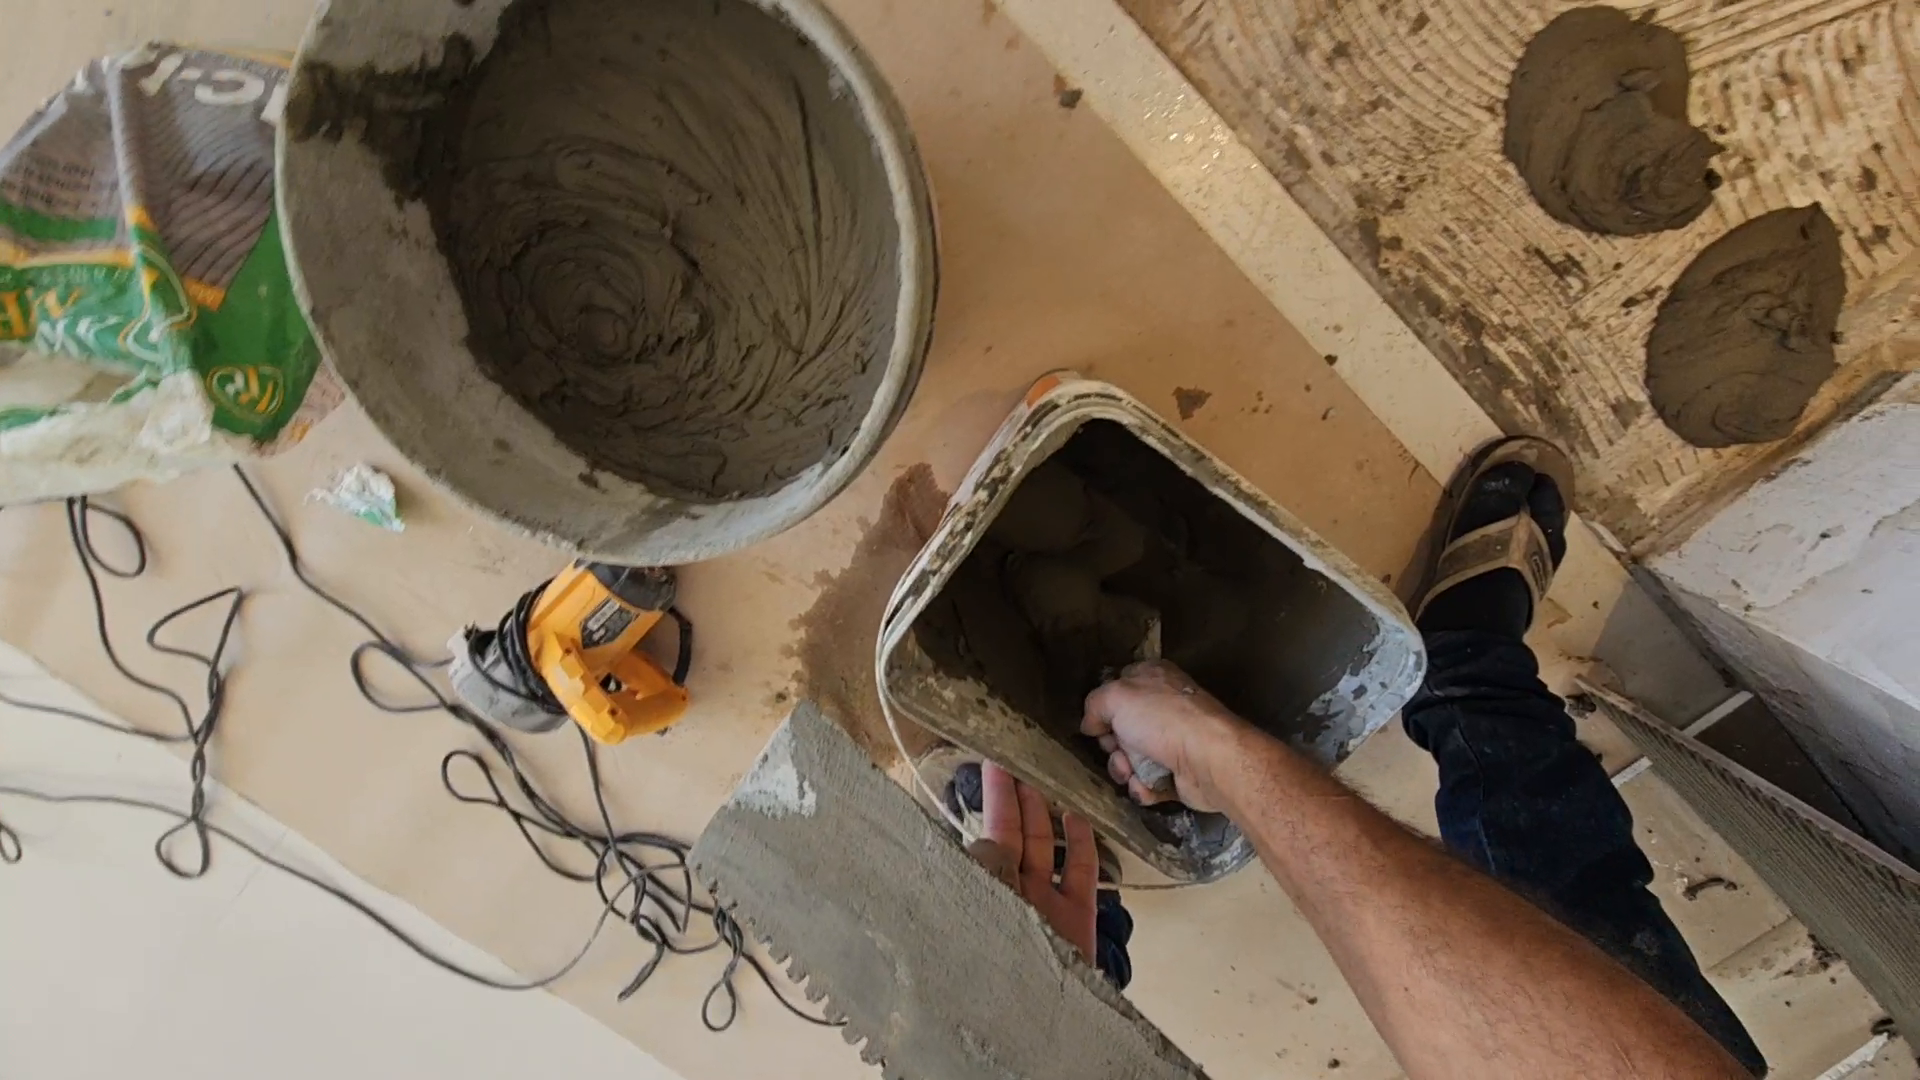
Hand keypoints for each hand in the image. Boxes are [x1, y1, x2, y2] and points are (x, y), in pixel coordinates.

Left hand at [968, 762, 1097, 962]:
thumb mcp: (974, 897)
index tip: (990, 759)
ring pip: (1046, 845)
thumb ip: (980, 862)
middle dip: (1016, 795)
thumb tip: (977, 835)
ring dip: (1044, 810)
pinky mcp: (1077, 916)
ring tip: (1041, 776)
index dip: (992, 795)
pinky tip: (1078, 814)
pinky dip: (1082, 842)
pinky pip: (1081, 872)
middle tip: (1018, 756)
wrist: (1030, 1017)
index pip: (988, 829)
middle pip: (1015, 832)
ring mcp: (1045, 902)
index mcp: (983, 885)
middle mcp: (1012, 890)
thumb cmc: (989, 951)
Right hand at [1082, 659, 1250, 811]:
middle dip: (1113, 745)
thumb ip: (1094, 704)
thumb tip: (1090, 723)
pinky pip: (1147, 781)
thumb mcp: (1116, 696)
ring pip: (1130, 758)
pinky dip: (1143, 786)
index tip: (1099, 722)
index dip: (1104, 708)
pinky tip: (1147, 785)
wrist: (1209, 760)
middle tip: (1118, 749)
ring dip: (1124, 769)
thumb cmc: (1162, 719)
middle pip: (1120, 728)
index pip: (1116, 688)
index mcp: (1152, 678)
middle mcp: (1163, 707)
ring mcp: (1172, 741)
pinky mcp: (1178, 772)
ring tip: (1133, 771)